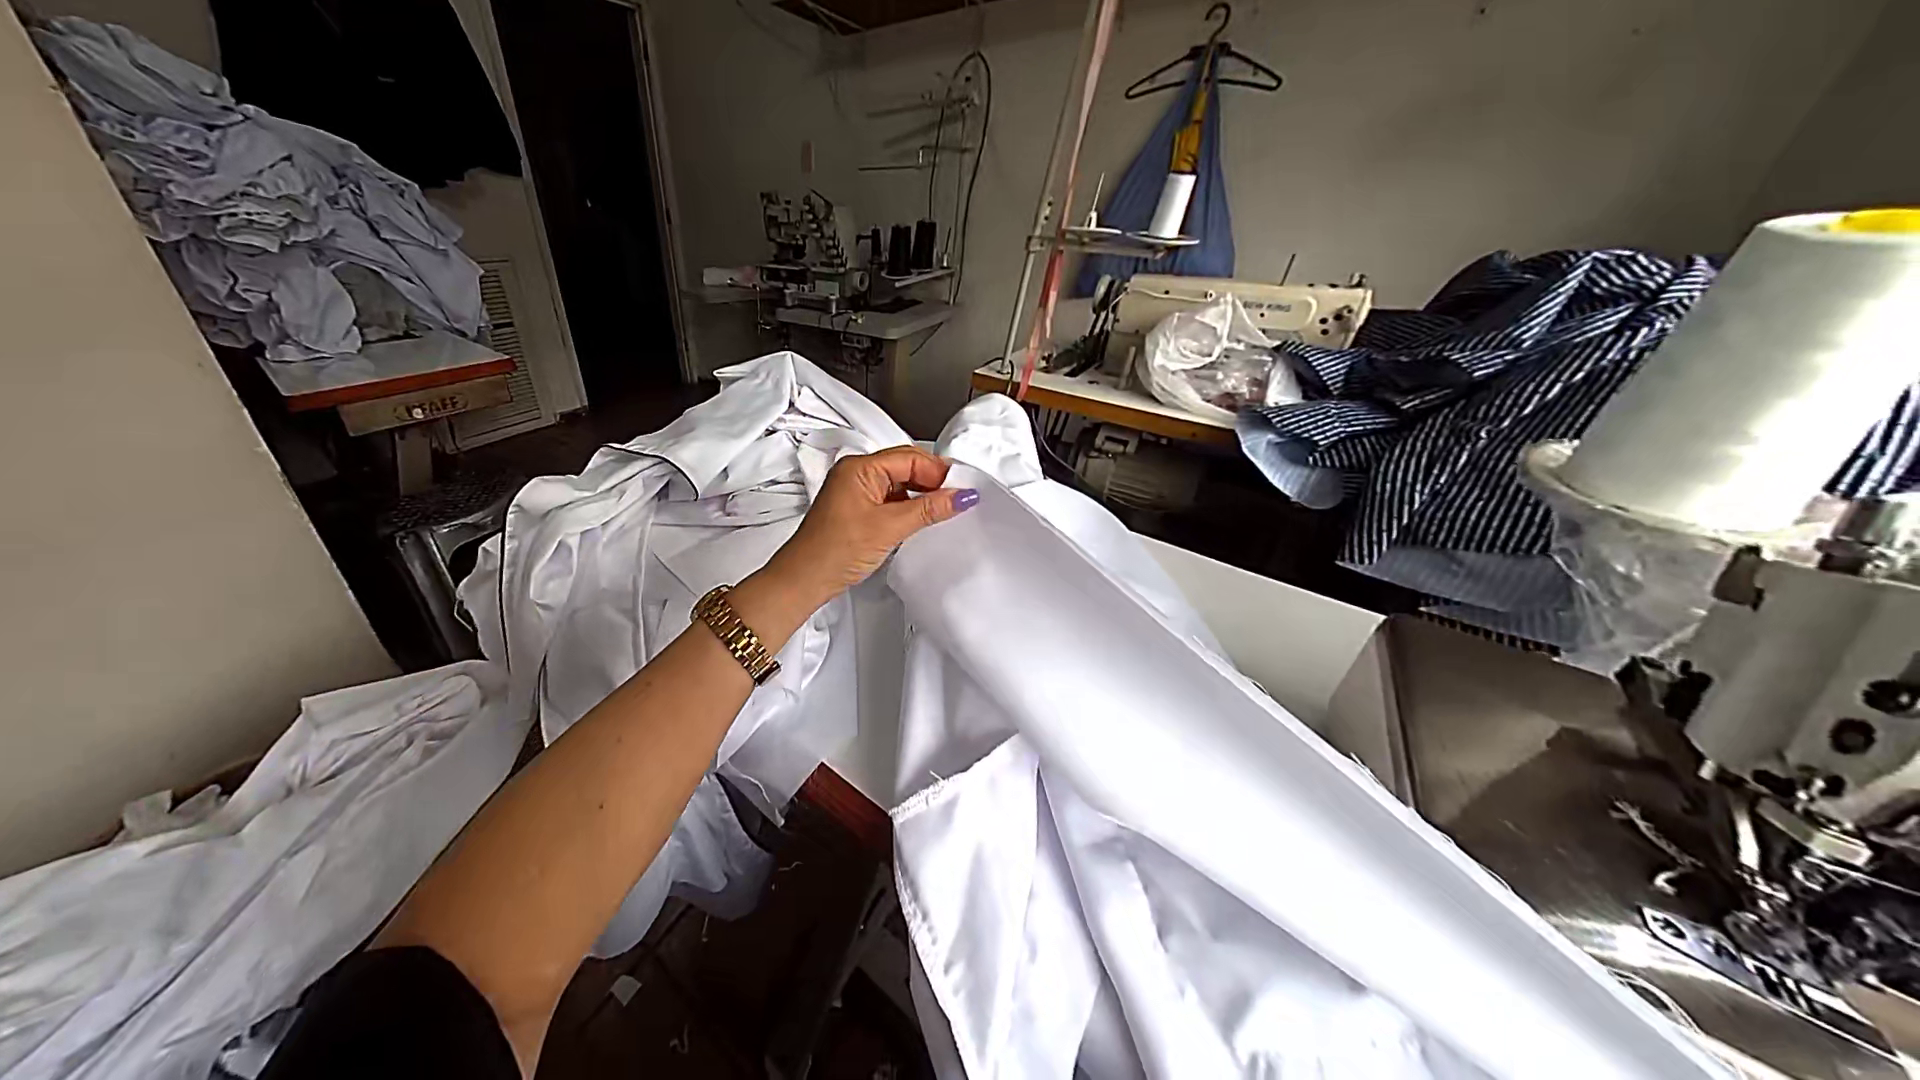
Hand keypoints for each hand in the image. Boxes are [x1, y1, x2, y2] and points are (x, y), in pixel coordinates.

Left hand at [761, 447, 977, 610]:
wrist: (805, 580)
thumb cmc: (830, 552)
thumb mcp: (889, 527)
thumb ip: (928, 509)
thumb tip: (958, 496)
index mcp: (859, 468)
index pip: (911, 458)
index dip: (938, 472)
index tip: (961, 488)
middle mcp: (856, 474)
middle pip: (906, 466)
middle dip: (933, 481)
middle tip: (957, 498)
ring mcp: (856, 491)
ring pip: (900, 483)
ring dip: (922, 495)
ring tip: (943, 511)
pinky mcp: (858, 509)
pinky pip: (892, 498)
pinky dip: (909, 506)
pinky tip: (922, 519)